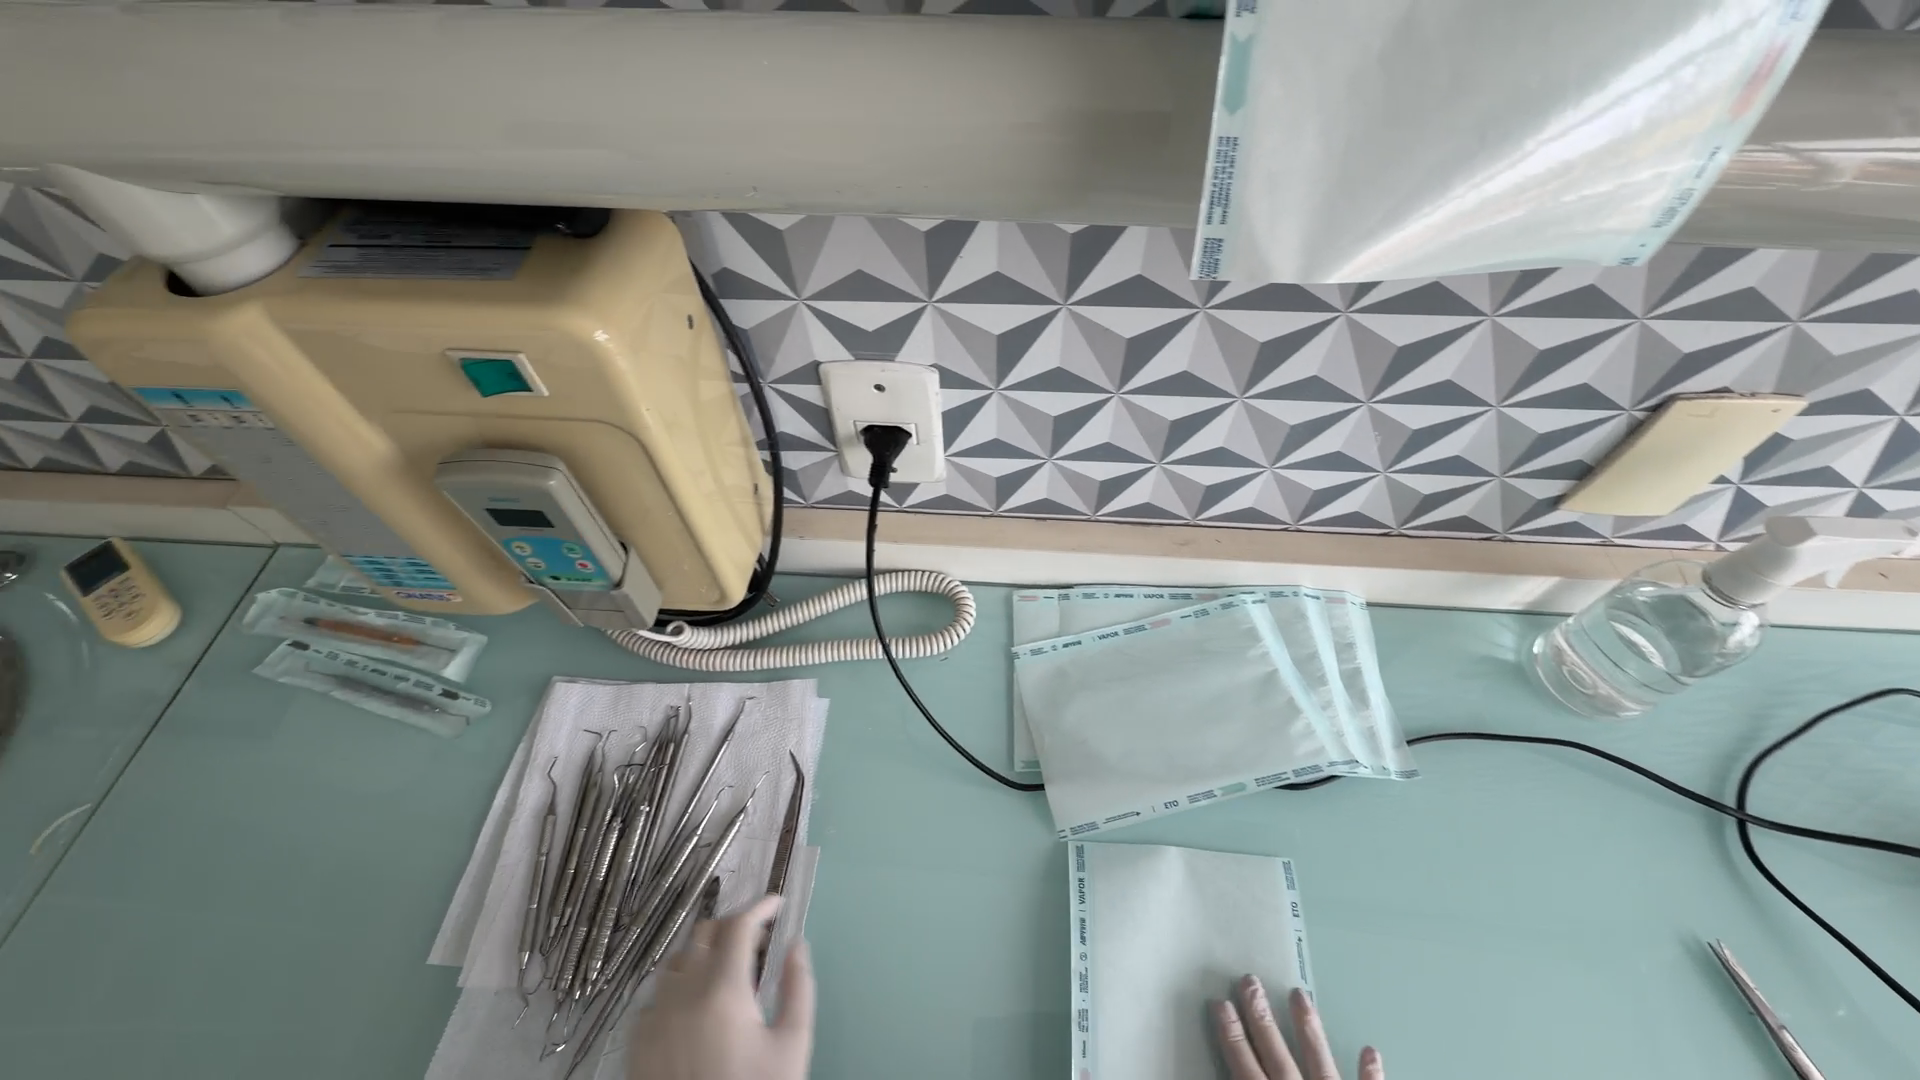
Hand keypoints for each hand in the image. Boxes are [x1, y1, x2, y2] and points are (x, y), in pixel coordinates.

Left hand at [627, 894, 814, 1079]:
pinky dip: (678, 984)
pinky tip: (695, 1005)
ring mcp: (654, 1016)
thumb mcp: (792, 1047)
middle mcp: (683, 992)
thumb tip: (796, 946)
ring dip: (702, 951)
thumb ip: (798, 989)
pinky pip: (656, 994)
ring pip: (675, 959)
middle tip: (756, 939)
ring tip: (726, 967)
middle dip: (732, 926)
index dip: (760, 906)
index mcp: (723, 990)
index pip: (739, 926)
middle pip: (703, 933)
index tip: (776, 903)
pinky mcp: (636, 1041)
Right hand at [1212, 975, 1381, 1079]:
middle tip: (1249, 982)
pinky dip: (1369, 1072)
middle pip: (1276, 1053)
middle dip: (1260, 1016)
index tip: (1221, 1004)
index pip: (1244, 1065)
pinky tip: (1370, 1050)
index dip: (1232, 1033)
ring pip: (1317, 1060)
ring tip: (1299, 994)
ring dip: (1307, 1027)